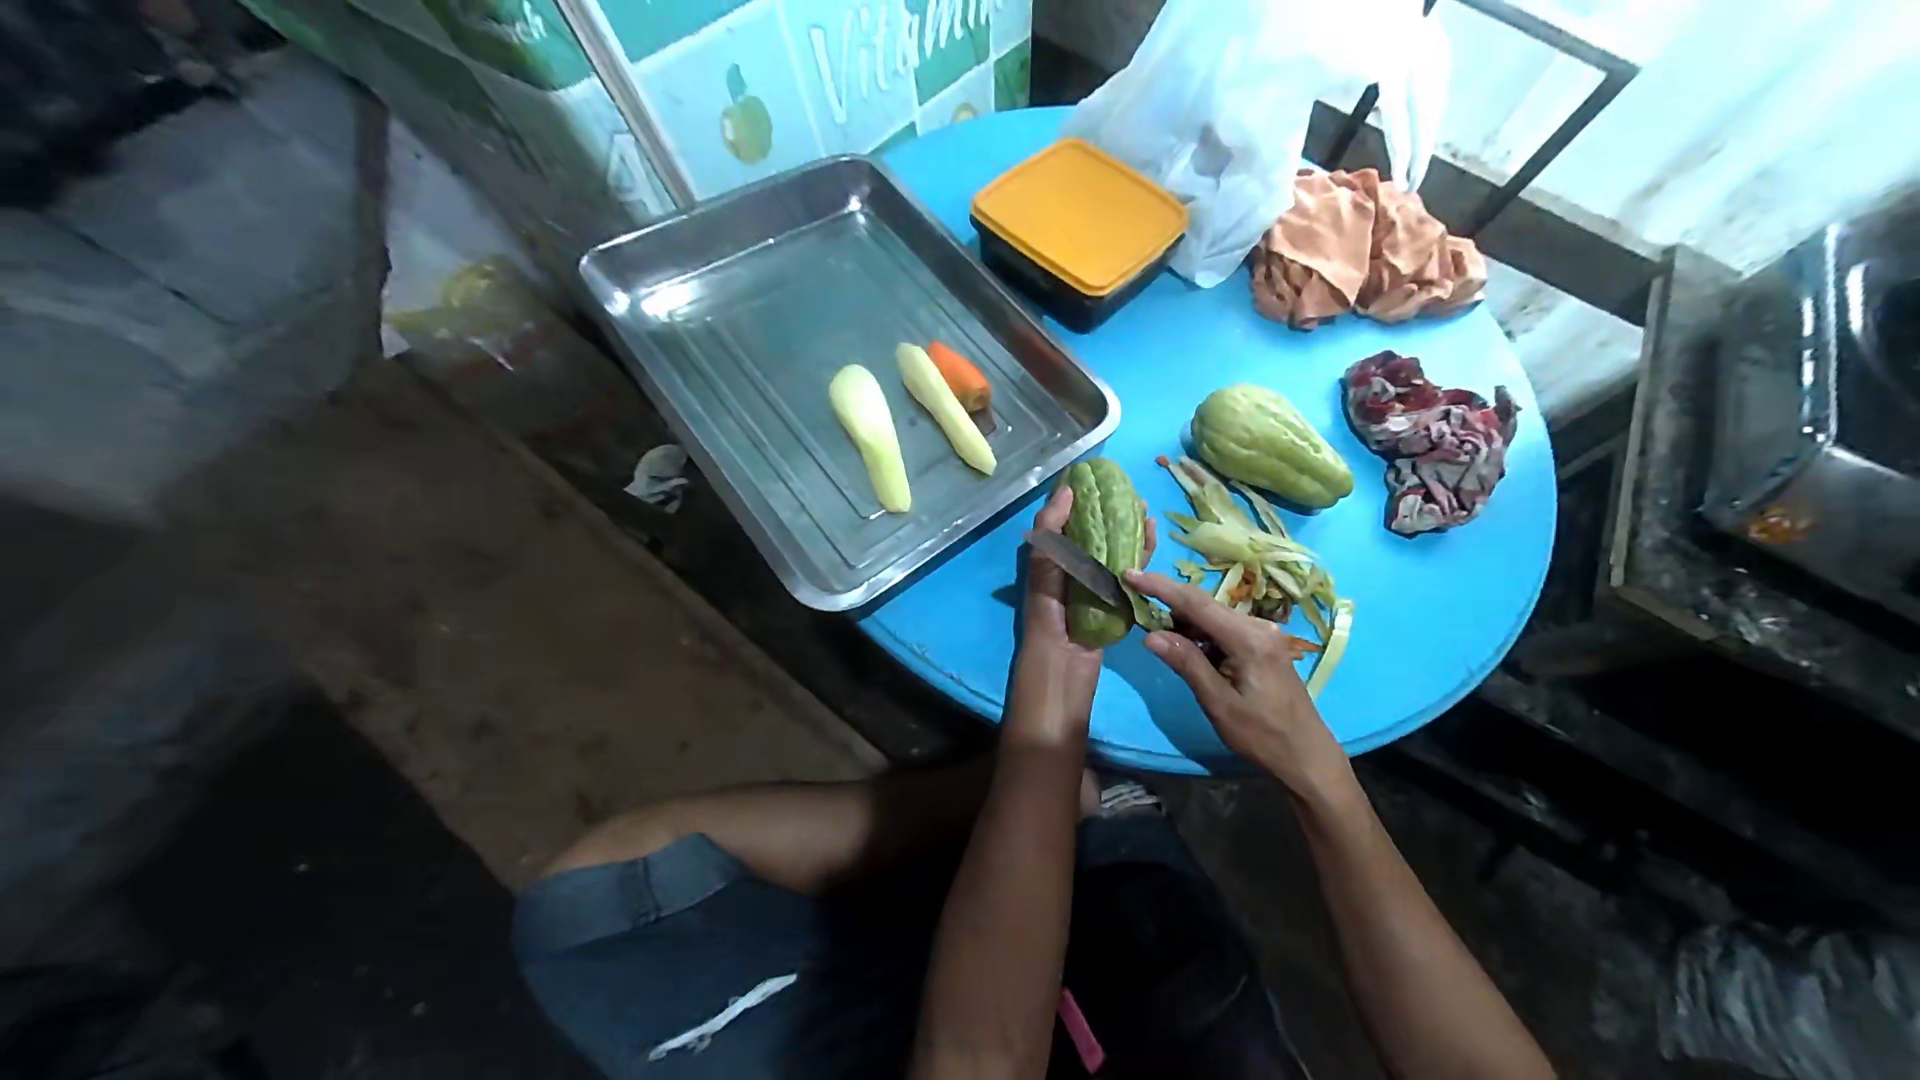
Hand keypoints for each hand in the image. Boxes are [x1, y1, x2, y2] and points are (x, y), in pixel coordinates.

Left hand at [1013, 487, 1154, 730]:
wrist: (1063, 670)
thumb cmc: (1048, 618)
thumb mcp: (1043, 570)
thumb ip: (1052, 533)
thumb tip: (1066, 490)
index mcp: (1051, 562)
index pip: (1066, 522)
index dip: (1078, 499)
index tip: (1096, 476)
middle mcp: (1073, 571)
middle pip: (1095, 535)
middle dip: (1111, 512)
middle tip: (1129, 492)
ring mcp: (1096, 587)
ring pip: (1115, 551)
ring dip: (1129, 530)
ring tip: (1144, 508)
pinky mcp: (1116, 602)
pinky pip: (1129, 573)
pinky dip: (1140, 555)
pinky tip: (1151, 537)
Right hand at [1123, 570, 1353, 802]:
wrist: (1307, 756)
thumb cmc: (1262, 735)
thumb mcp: (1218, 703)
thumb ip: (1187, 664)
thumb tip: (1150, 635)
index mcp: (1248, 639)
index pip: (1195, 603)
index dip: (1160, 587)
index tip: (1130, 574)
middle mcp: (1258, 627)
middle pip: (1203, 604)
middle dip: (1167, 601)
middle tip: (1134, 601)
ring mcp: (1262, 633)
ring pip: (1211, 615)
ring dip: (1182, 620)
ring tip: (1156, 633)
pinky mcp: (1261, 643)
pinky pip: (1222, 627)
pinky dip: (1198, 632)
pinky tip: (1185, 647)